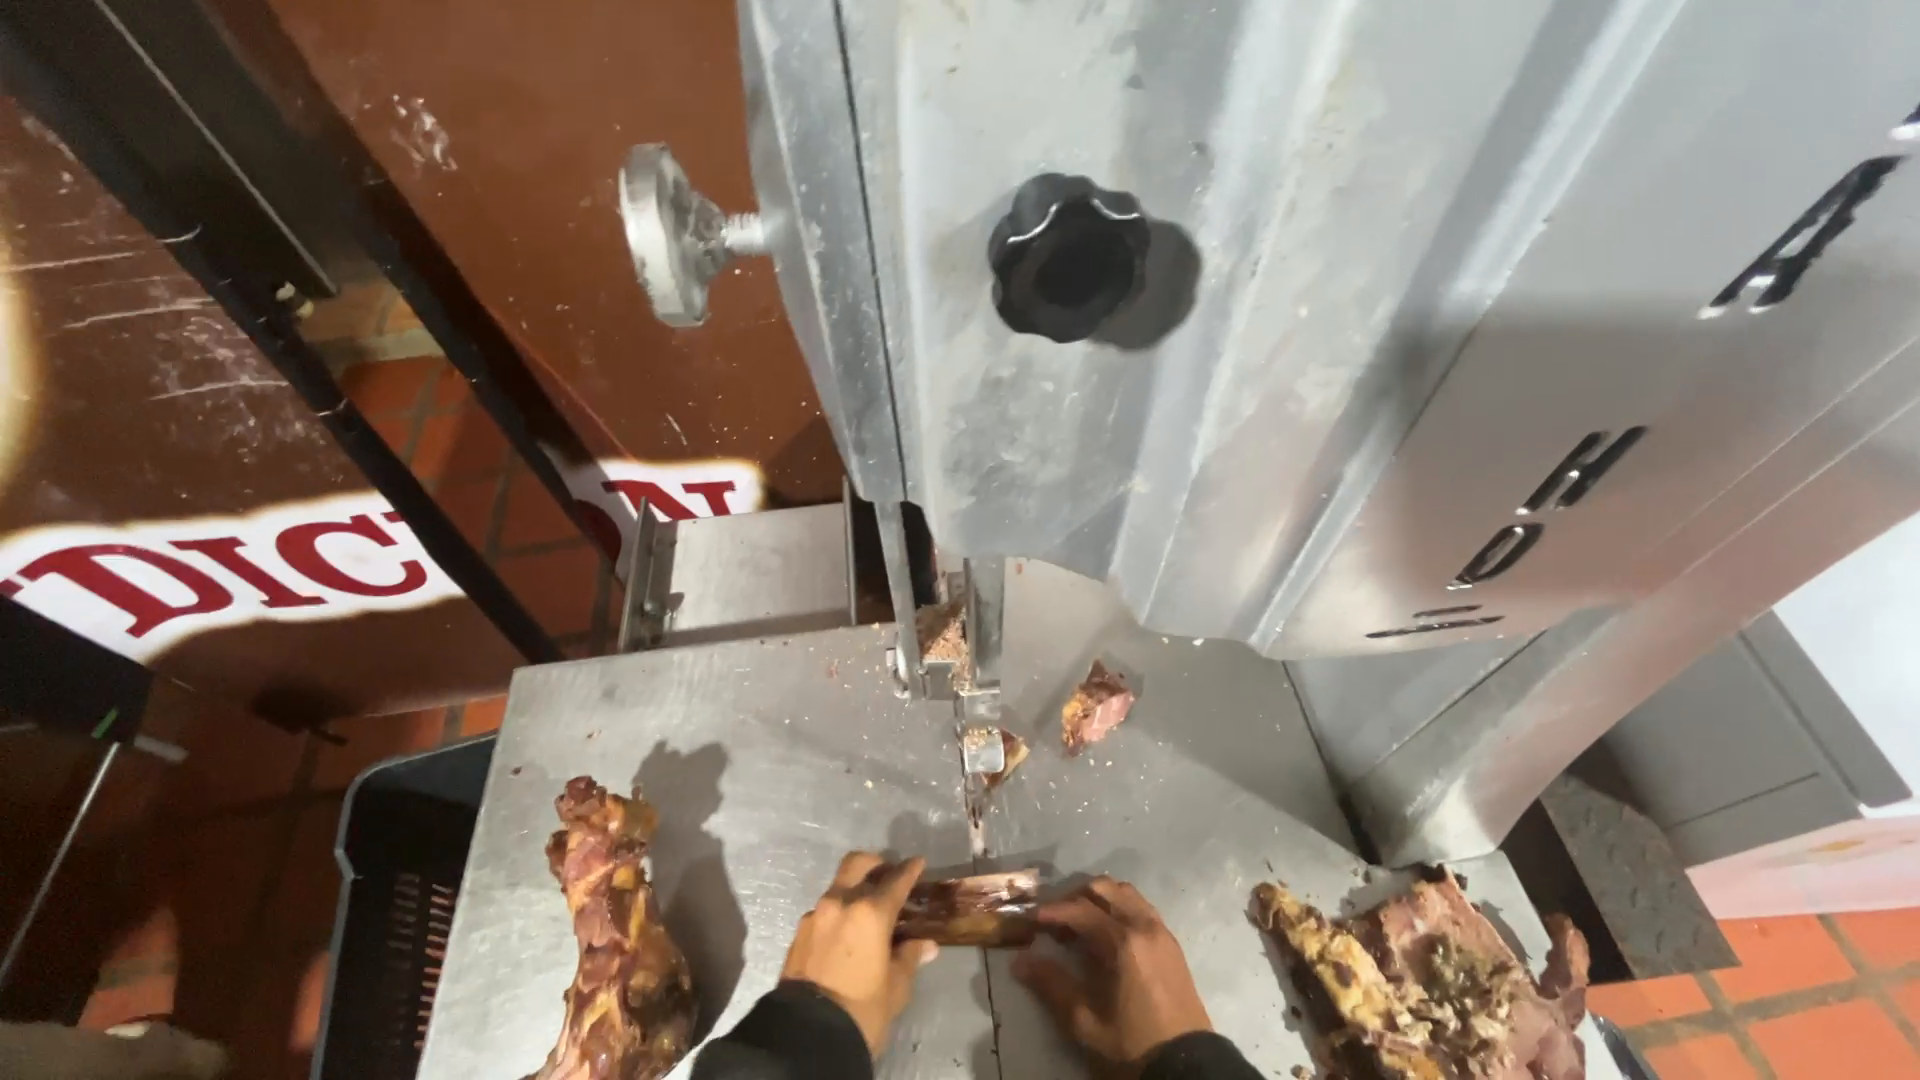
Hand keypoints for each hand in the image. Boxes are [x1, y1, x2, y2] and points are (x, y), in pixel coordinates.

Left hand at [782, 852, 938, 1056]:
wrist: (807, 1035)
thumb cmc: (862, 1009)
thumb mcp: (895, 987)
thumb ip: (909, 957)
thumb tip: (926, 945)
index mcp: (870, 912)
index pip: (896, 880)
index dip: (909, 870)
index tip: (918, 863)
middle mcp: (841, 903)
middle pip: (857, 864)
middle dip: (875, 863)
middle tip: (887, 874)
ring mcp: (816, 915)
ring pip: (838, 887)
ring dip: (853, 889)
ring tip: (866, 910)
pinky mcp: (799, 932)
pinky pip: (823, 911)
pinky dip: (838, 913)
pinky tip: (845, 933)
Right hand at [1012, 876, 1212, 1067]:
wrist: (1187, 1063)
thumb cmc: (1134, 1042)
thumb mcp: (1087, 1022)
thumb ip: (1053, 986)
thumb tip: (1020, 961)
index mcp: (1124, 941)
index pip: (1080, 909)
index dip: (1052, 911)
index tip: (1031, 919)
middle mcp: (1144, 924)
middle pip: (1103, 888)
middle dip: (1074, 897)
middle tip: (1055, 921)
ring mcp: (1161, 929)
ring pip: (1124, 891)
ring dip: (1098, 898)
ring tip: (1080, 924)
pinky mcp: (1170, 940)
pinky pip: (1140, 905)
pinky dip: (1119, 906)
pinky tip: (1107, 932)